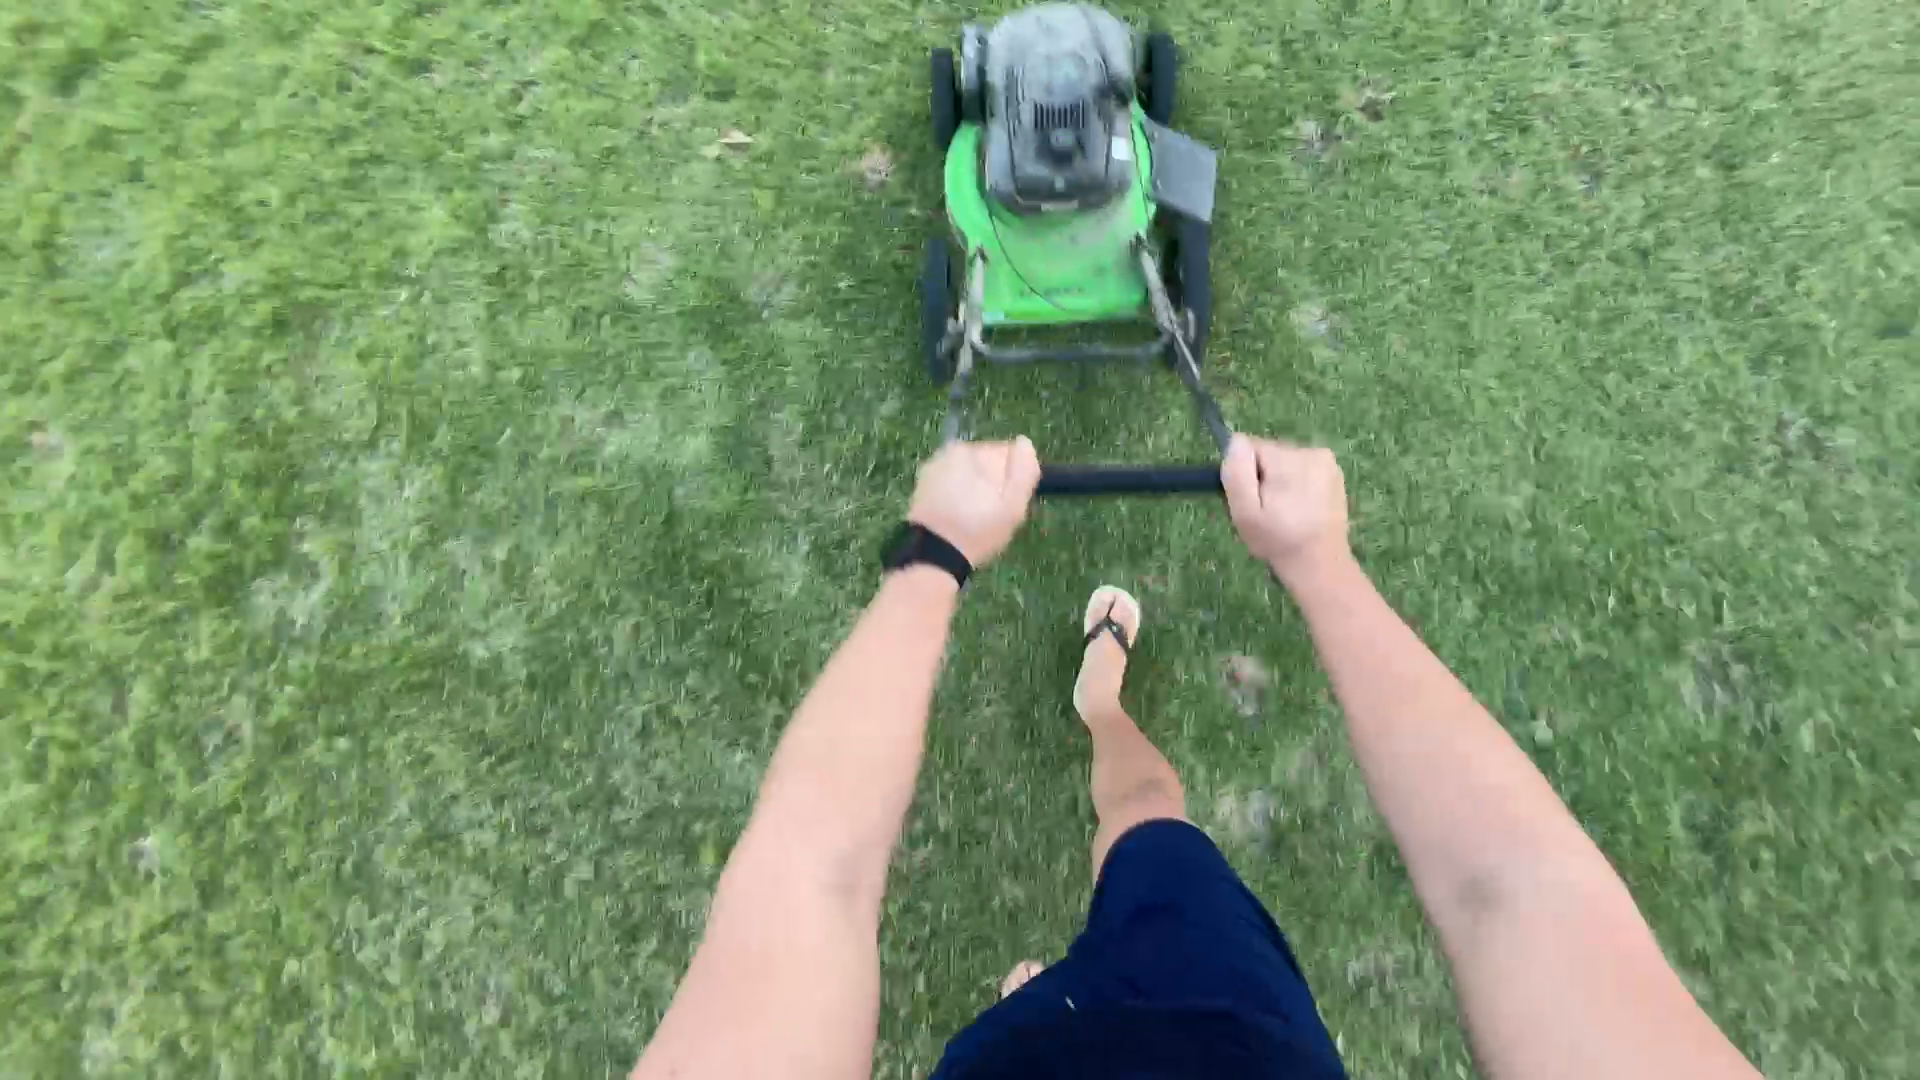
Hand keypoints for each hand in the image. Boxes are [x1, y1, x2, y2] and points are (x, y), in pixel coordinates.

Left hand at [908, 438, 1042, 567]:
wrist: (933, 557)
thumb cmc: (977, 531)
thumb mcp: (1013, 505)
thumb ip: (1024, 470)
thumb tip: (1025, 443)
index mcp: (968, 451)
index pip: (1007, 456)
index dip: (1014, 481)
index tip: (1009, 504)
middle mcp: (946, 453)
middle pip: (987, 466)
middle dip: (994, 487)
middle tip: (993, 517)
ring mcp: (931, 471)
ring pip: (969, 478)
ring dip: (976, 494)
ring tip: (975, 522)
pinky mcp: (922, 489)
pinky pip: (952, 489)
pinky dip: (958, 501)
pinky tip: (959, 522)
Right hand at [1221, 435, 1351, 583]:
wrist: (1318, 562)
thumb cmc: (1276, 539)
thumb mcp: (1245, 512)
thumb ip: (1236, 473)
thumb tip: (1235, 442)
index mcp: (1287, 459)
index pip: (1248, 448)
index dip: (1243, 473)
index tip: (1250, 499)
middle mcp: (1310, 451)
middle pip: (1267, 453)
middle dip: (1260, 477)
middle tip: (1264, 509)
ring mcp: (1327, 461)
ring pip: (1283, 461)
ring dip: (1277, 480)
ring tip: (1282, 511)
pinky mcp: (1334, 472)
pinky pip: (1301, 468)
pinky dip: (1296, 484)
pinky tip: (1298, 507)